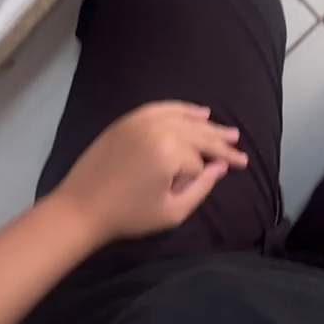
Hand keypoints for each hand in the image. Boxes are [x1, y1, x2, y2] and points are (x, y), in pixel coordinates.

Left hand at [49, 101, 248, 243]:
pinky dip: (183, 109)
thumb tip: (221, 168)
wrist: (82, 207)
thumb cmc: (129, 216)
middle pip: (199, 135)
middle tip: (241, 151)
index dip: (205, 177)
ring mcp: (142, 120)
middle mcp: (158, 129)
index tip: (216, 182)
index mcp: (169, 152)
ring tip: (229, 133)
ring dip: (208, 127)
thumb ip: (202, 188)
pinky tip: (200, 112)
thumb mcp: (172, 211)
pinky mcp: (129, 119)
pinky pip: (163, 108)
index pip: (200, 162)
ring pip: (185, 120)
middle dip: (221, 145)